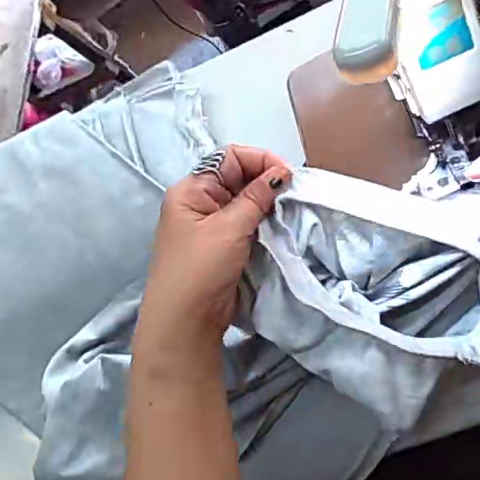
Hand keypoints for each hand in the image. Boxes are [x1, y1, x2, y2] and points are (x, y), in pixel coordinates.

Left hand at [135, 145, 290, 361]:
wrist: (186, 321)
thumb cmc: (200, 270)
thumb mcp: (229, 228)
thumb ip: (256, 197)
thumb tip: (281, 172)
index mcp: (191, 190)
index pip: (230, 158)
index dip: (260, 160)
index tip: (288, 176)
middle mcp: (200, 202)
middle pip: (239, 177)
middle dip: (267, 182)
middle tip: (293, 195)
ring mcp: (212, 225)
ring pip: (246, 202)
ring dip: (268, 204)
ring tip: (290, 211)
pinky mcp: (224, 246)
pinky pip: (248, 224)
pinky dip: (265, 223)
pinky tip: (281, 227)